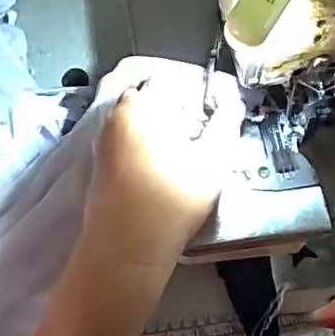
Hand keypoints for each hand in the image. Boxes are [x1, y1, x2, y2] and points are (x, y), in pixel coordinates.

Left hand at [86, 68, 240, 267]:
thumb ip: (226, 124)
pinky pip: (132, 151)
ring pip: (144, 130)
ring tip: (190, 165)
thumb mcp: (212, 160)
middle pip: (158, 106)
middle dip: (184, 119)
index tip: (219, 120)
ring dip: (168, 140)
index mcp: (138, 105)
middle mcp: (114, 118)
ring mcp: (103, 144)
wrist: (124, 251)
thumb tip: (234, 104)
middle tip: (207, 144)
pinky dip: (151, 157)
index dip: (203, 100)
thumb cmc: (171, 200)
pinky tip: (167, 180)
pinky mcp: (101, 170)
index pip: (177, 84)